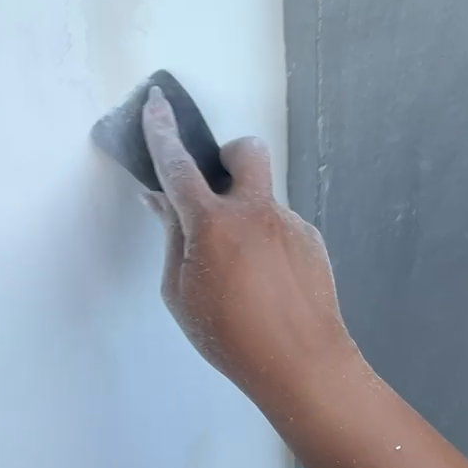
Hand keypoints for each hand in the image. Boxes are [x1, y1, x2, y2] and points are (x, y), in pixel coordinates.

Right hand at [140, 87, 359, 402]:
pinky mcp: (311, 240)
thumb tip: (164, 201)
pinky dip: (266, 242)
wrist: (303, 365)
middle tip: (216, 190)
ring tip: (242, 272)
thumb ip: (172, 238)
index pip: (178, 165)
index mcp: (212, 223)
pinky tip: (267, 284)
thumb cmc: (227, 335)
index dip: (162, 131)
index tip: (156, 102)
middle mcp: (255, 210)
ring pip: (262, 198)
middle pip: (245, 151)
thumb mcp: (179, 291)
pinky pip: (280, 226)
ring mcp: (289, 223)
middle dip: (228, 154)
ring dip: (245, 216)